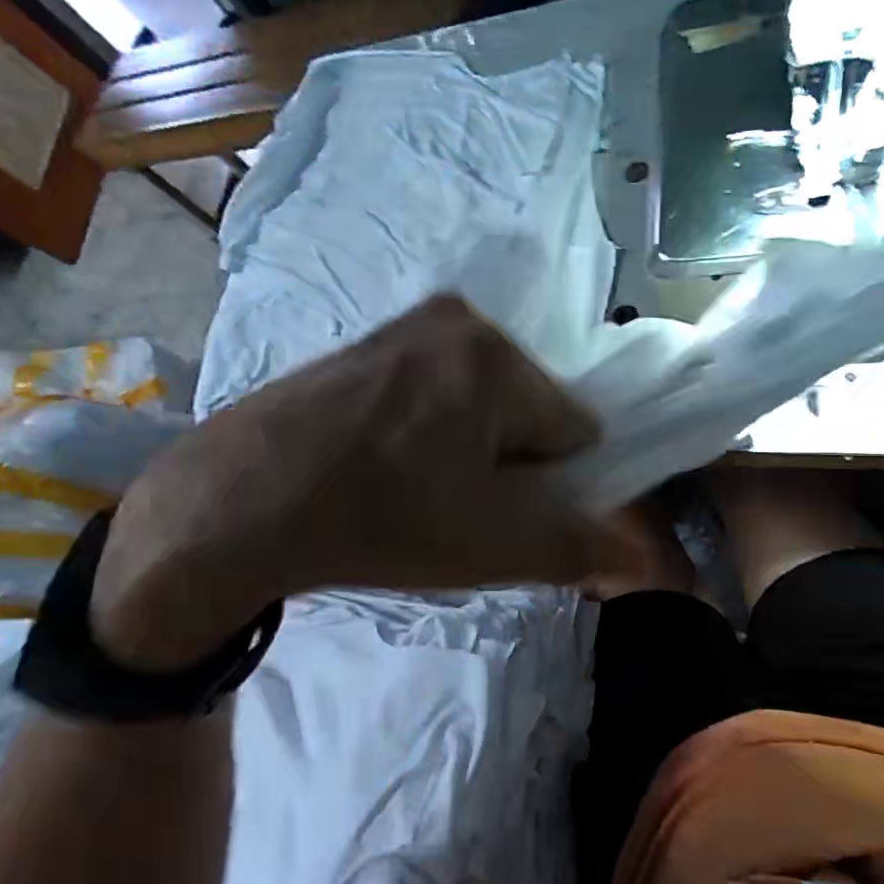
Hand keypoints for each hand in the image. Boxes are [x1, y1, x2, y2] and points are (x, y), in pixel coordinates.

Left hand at [90, 296, 641, 669]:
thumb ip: (585, 548)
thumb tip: (651, 563)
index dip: (552, 482)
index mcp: (500, 356)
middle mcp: (461, 320)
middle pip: (530, 410)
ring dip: (472, 446)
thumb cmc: (383, 520)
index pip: (577, 429)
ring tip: (417, 488)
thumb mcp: (497, 546)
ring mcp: (408, 325)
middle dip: (513, 461)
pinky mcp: (368, 342)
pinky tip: (387, 463)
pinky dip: (433, 427)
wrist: (232, 506)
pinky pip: (438, 388)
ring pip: (485, 400)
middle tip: (455, 505)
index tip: (503, 513)